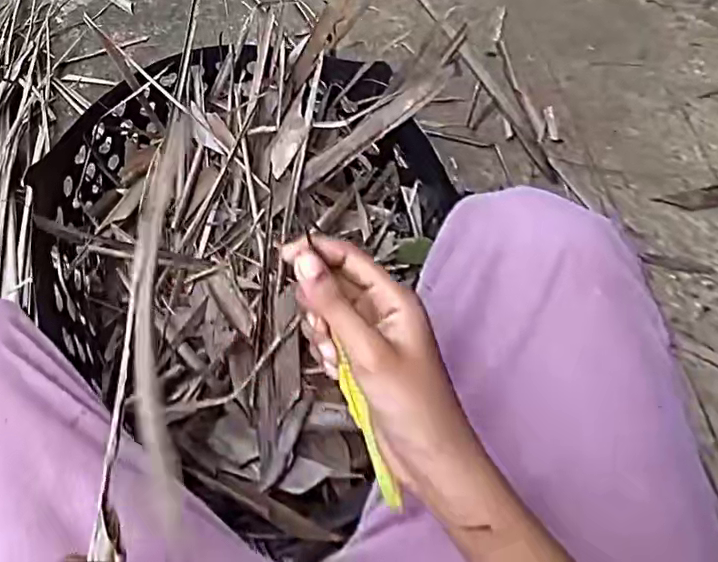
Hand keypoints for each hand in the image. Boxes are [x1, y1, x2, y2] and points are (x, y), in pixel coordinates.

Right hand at [281, 235, 571, 561]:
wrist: (432, 465)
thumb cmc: (416, 409)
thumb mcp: (366, 349)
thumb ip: (331, 302)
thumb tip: (304, 260)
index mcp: (393, 299)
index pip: (347, 256)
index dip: (315, 251)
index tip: (285, 255)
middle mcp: (382, 311)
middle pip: (333, 281)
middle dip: (316, 300)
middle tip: (317, 322)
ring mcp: (371, 334)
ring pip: (327, 309)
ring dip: (319, 328)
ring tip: (330, 351)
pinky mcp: (361, 355)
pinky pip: (329, 335)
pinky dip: (324, 347)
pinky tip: (333, 366)